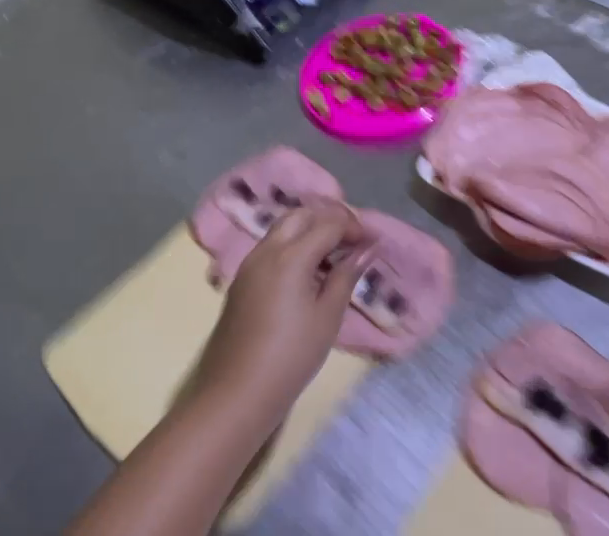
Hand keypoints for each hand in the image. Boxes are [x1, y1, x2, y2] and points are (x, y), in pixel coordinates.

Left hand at [194, 199, 373, 411]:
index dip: (355, 228)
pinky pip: (271, 248)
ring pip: (283, 229)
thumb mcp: (328, 316)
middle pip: (302, 215)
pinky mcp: (242, 281)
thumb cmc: (291, 356)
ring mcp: (249, 265)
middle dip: (330, 219)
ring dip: (310, 231)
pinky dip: (294, 246)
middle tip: (353, 242)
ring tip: (334, 257)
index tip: (373, 243)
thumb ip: (347, 275)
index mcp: (290, 257)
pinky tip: (309, 273)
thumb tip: (368, 249)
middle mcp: (266, 251)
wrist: (236, 393)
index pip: (329, 224)